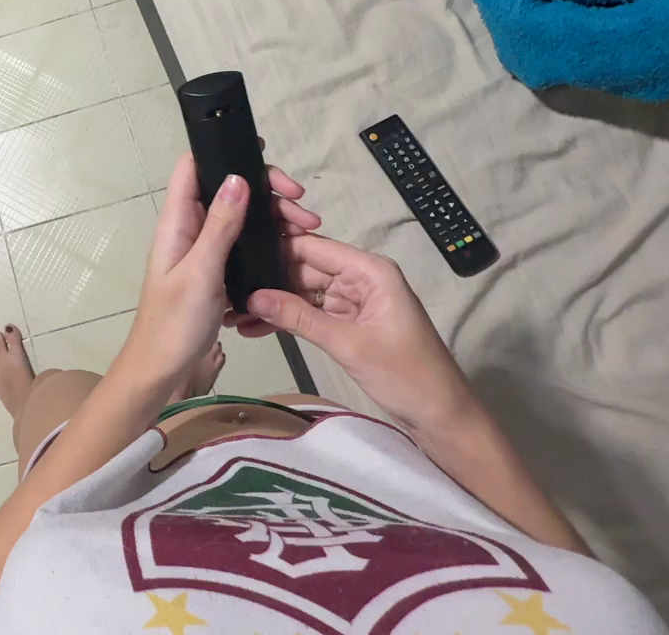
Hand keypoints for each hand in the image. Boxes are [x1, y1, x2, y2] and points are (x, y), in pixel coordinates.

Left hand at [121, 152, 321, 386]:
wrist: (162, 370)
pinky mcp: (216, 270)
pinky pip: (243, 244)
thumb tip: (237, 178)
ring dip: (272, 217)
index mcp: (177, 221)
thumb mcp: (200, 272)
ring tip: (308, 229)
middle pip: (226, 190)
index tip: (264, 158)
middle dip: (265, 190)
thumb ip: (219, 226)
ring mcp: (203, 250)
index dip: (223, 152)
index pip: (192, 168)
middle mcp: (189, 228)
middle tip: (302, 204)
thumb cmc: (174, 321)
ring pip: (240, 217)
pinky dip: (267, 241)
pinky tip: (293, 249)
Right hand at [232, 235, 476, 433]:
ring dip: (271, 303)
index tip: (235, 253)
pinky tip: (254, 328)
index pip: (312, 247)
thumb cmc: (406, 375)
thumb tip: (251, 296)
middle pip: (303, 268)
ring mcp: (352, 301)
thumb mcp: (348, 344)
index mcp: (368, 270)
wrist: (442, 420)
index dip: (274, 248)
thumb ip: (299, 316)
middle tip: (226, 288)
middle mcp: (359, 278)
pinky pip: (309, 313)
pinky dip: (286, 320)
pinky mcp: (347, 323)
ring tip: (231, 312)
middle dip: (267, 280)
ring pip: (301, 292)